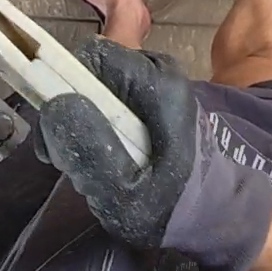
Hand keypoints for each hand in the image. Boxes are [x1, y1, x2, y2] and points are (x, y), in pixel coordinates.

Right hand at [39, 38, 271, 270]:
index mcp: (158, 84)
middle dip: (72, 109)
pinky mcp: (156, 96)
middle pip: (93, 70)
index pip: (93, 57)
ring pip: (99, 85)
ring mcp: (160, 82)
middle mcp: (160, 71)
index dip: (64, 88)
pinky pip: (112, 97)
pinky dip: (98, 125)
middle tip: (71, 158)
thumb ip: (88, 150)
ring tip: (91, 165)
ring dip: (83, 122)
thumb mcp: (125, 193)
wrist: (218, 213)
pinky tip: (105, 159)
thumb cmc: (175, 208)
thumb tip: (53, 107)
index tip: (58, 135)